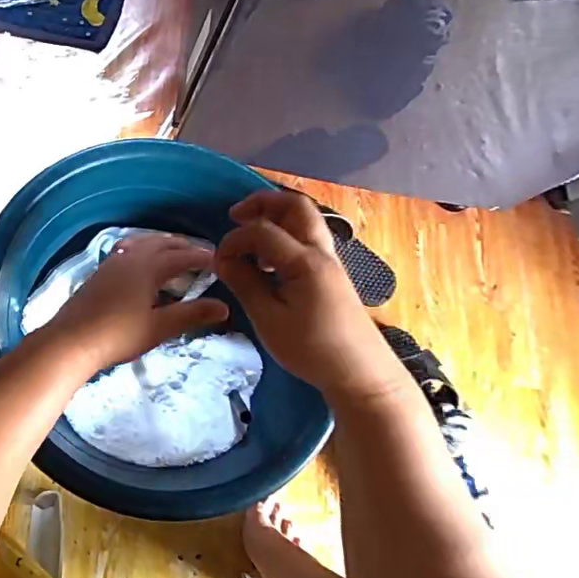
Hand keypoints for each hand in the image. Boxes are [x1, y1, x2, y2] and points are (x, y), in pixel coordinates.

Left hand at [37, 232, 230, 375]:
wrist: (71, 340)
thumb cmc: (118, 335)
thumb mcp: (159, 327)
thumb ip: (192, 314)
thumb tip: (224, 307)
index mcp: (147, 267)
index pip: (182, 256)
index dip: (203, 257)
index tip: (221, 261)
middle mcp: (128, 259)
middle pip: (160, 244)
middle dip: (183, 247)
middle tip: (202, 255)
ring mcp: (110, 264)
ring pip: (141, 244)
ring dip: (161, 245)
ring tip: (175, 253)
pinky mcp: (98, 275)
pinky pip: (126, 252)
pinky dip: (142, 251)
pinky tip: (140, 264)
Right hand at [214, 191, 410, 403]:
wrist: (361, 374)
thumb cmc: (311, 349)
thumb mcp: (267, 318)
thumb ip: (244, 283)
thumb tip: (223, 260)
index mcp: (305, 263)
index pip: (262, 231)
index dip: (233, 240)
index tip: (217, 262)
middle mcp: (321, 253)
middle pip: (296, 207)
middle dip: (263, 203)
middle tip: (235, 215)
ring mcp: (329, 262)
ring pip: (305, 220)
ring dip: (274, 218)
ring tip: (248, 236)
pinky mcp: (330, 274)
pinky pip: (307, 239)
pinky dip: (283, 236)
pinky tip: (266, 260)